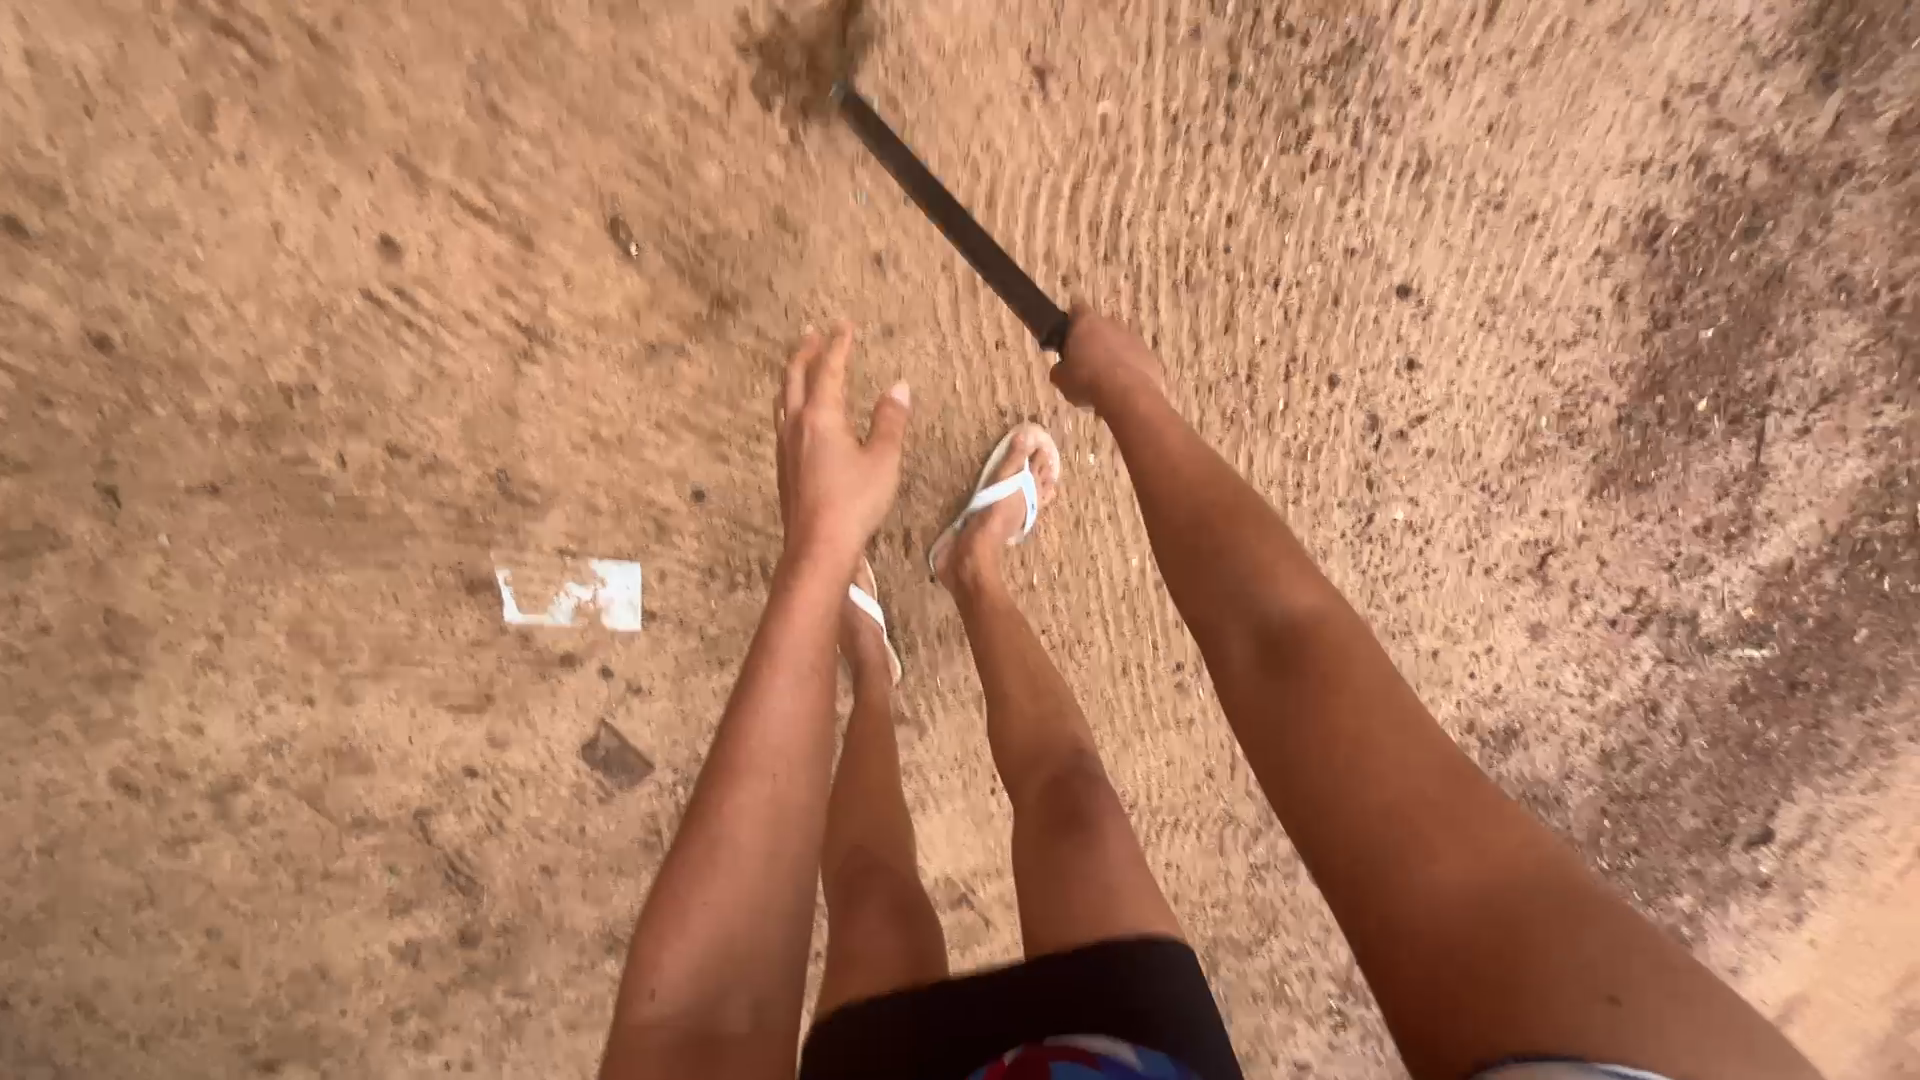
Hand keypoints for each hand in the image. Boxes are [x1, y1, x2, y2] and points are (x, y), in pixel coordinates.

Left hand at [774, 323, 911, 563]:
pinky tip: (796, 419)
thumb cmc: (854, 503)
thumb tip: (898, 387)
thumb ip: (890, 421)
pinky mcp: (784, 469)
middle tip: (812, 334)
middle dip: (805, 353)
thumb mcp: (883, 460)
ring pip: (783, 401)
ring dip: (792, 378)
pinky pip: (783, 423)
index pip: (828, 370)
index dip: (838, 345)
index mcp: (821, 417)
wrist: (818, 547)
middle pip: (794, 378)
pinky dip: (790, 405)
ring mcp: (785, 448)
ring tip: (798, 369)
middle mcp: (796, 426)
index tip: (844, 326)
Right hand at [1051, 303, 1166, 411]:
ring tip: (1104, 381)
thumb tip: (1061, 368)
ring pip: (1118, 343)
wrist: (1127, 396)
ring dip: (1111, 356)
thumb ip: (1059, 369)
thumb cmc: (1087, 382)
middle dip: (1092, 342)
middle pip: (1099, 327)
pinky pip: (1133, 358)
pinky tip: (1121, 388)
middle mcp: (1111, 324)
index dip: (1071, 322)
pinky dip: (1127, 369)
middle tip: (1084, 365)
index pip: (1077, 309)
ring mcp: (1133, 338)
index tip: (1068, 337)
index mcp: (1086, 323)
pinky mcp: (1148, 354)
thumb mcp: (1061, 380)